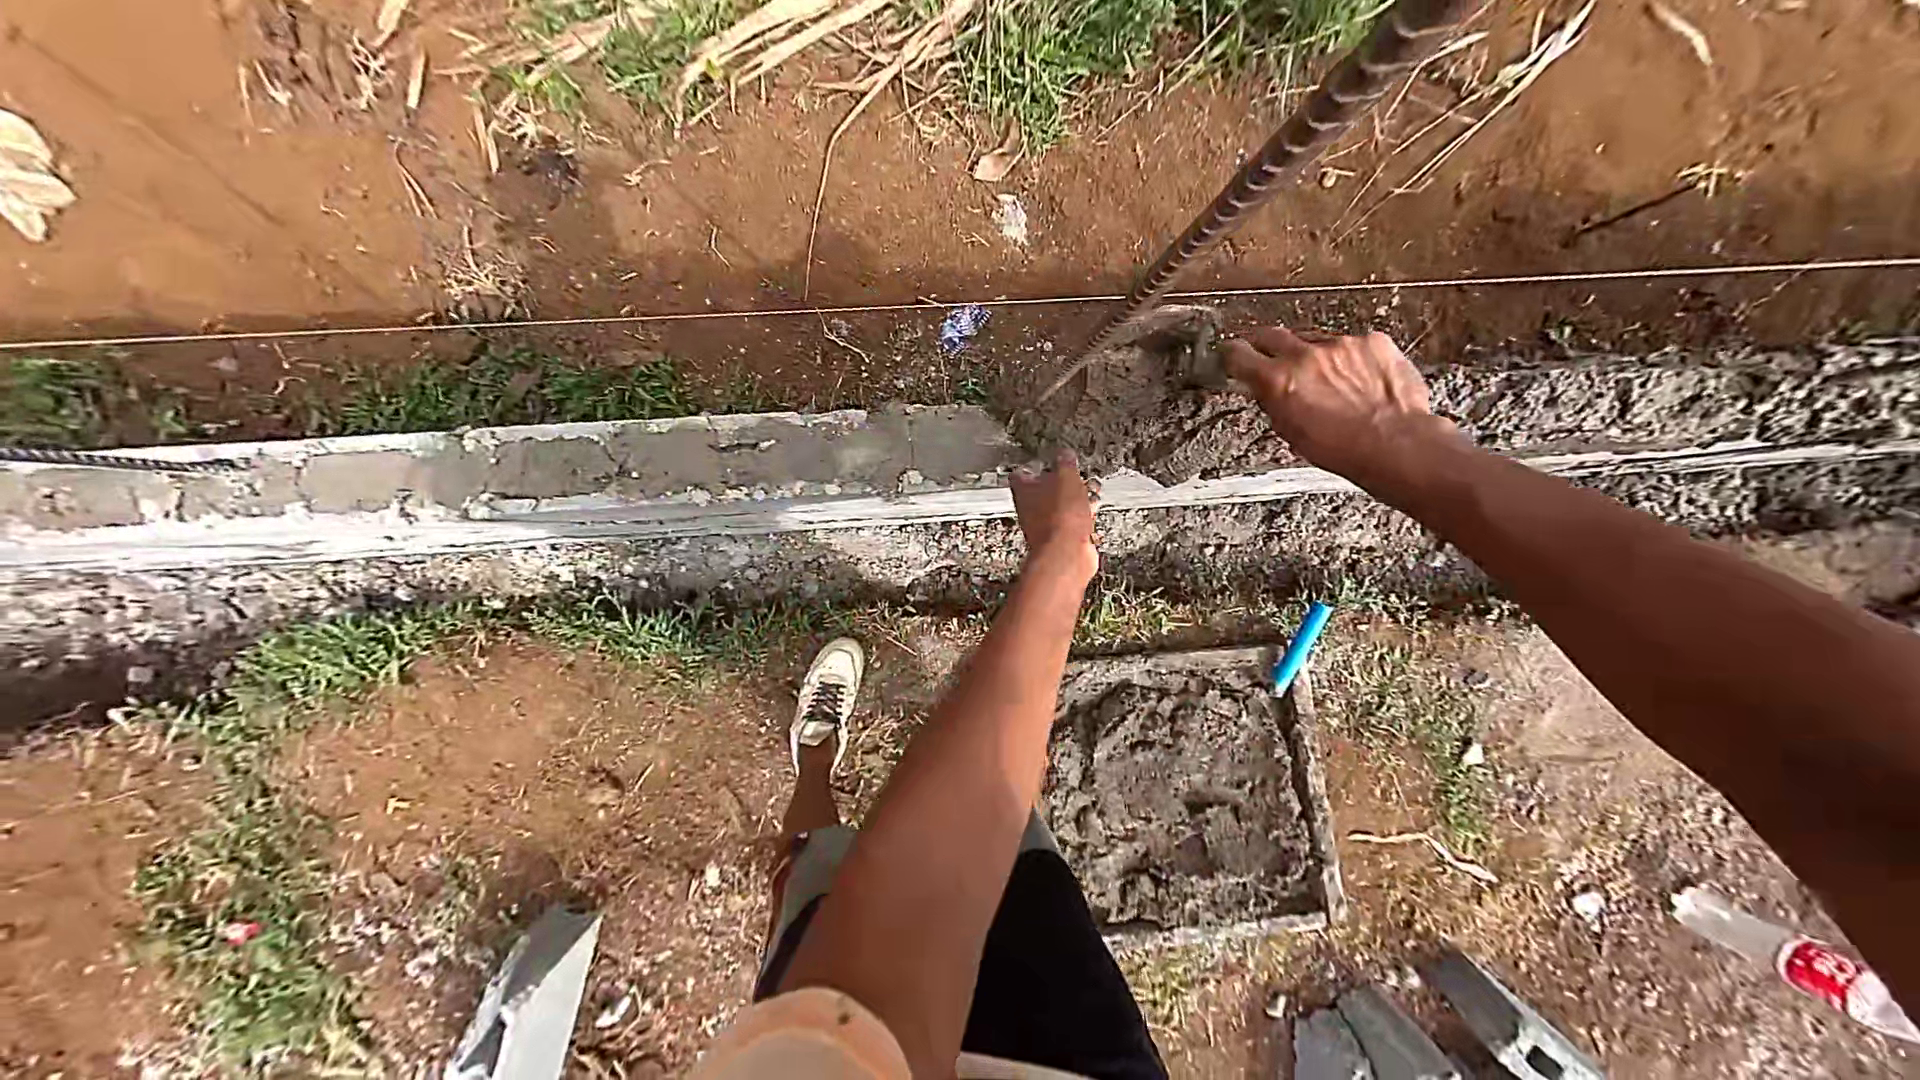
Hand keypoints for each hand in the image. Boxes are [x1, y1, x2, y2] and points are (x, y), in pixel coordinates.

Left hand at [1011, 449, 1097, 580]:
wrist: (1069, 553)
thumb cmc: (1060, 517)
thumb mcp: (1066, 478)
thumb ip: (1065, 463)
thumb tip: (1065, 454)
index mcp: (1024, 490)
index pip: (1022, 472)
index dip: (1035, 464)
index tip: (1048, 459)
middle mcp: (1031, 509)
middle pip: (1045, 489)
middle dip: (1064, 481)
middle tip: (1076, 475)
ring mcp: (1047, 525)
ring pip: (1061, 506)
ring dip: (1077, 498)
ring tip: (1091, 491)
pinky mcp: (1063, 538)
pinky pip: (1073, 522)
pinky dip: (1083, 515)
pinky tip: (1093, 511)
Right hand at [1222, 326, 1460, 485]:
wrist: (1393, 442)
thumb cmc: (1342, 447)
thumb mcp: (1288, 430)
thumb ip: (1272, 400)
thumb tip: (1266, 389)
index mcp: (1277, 381)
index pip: (1239, 354)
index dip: (1232, 353)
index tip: (1232, 352)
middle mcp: (1305, 356)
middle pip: (1272, 335)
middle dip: (1265, 344)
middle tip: (1267, 353)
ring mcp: (1340, 345)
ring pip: (1314, 340)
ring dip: (1314, 355)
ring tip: (1327, 381)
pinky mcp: (1371, 341)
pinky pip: (1351, 343)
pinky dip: (1350, 357)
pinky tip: (1357, 379)